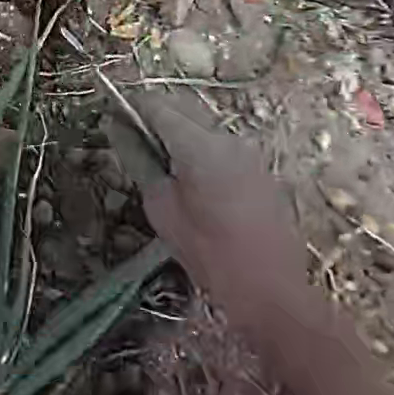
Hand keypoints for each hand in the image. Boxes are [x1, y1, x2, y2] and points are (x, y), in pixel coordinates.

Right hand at [107, 91, 393, 394]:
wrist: (285, 304)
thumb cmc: (219, 261)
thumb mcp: (167, 215)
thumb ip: (149, 174)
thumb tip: (133, 145)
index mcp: (204, 149)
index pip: (159, 106)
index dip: (131, 97)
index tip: (108, 89)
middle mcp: (232, 144)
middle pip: (182, 115)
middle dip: (153, 117)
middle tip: (126, 128)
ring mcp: (251, 161)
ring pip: (201, 132)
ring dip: (177, 137)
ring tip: (153, 153)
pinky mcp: (261, 179)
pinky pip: (218, 153)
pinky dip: (196, 156)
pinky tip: (187, 178)